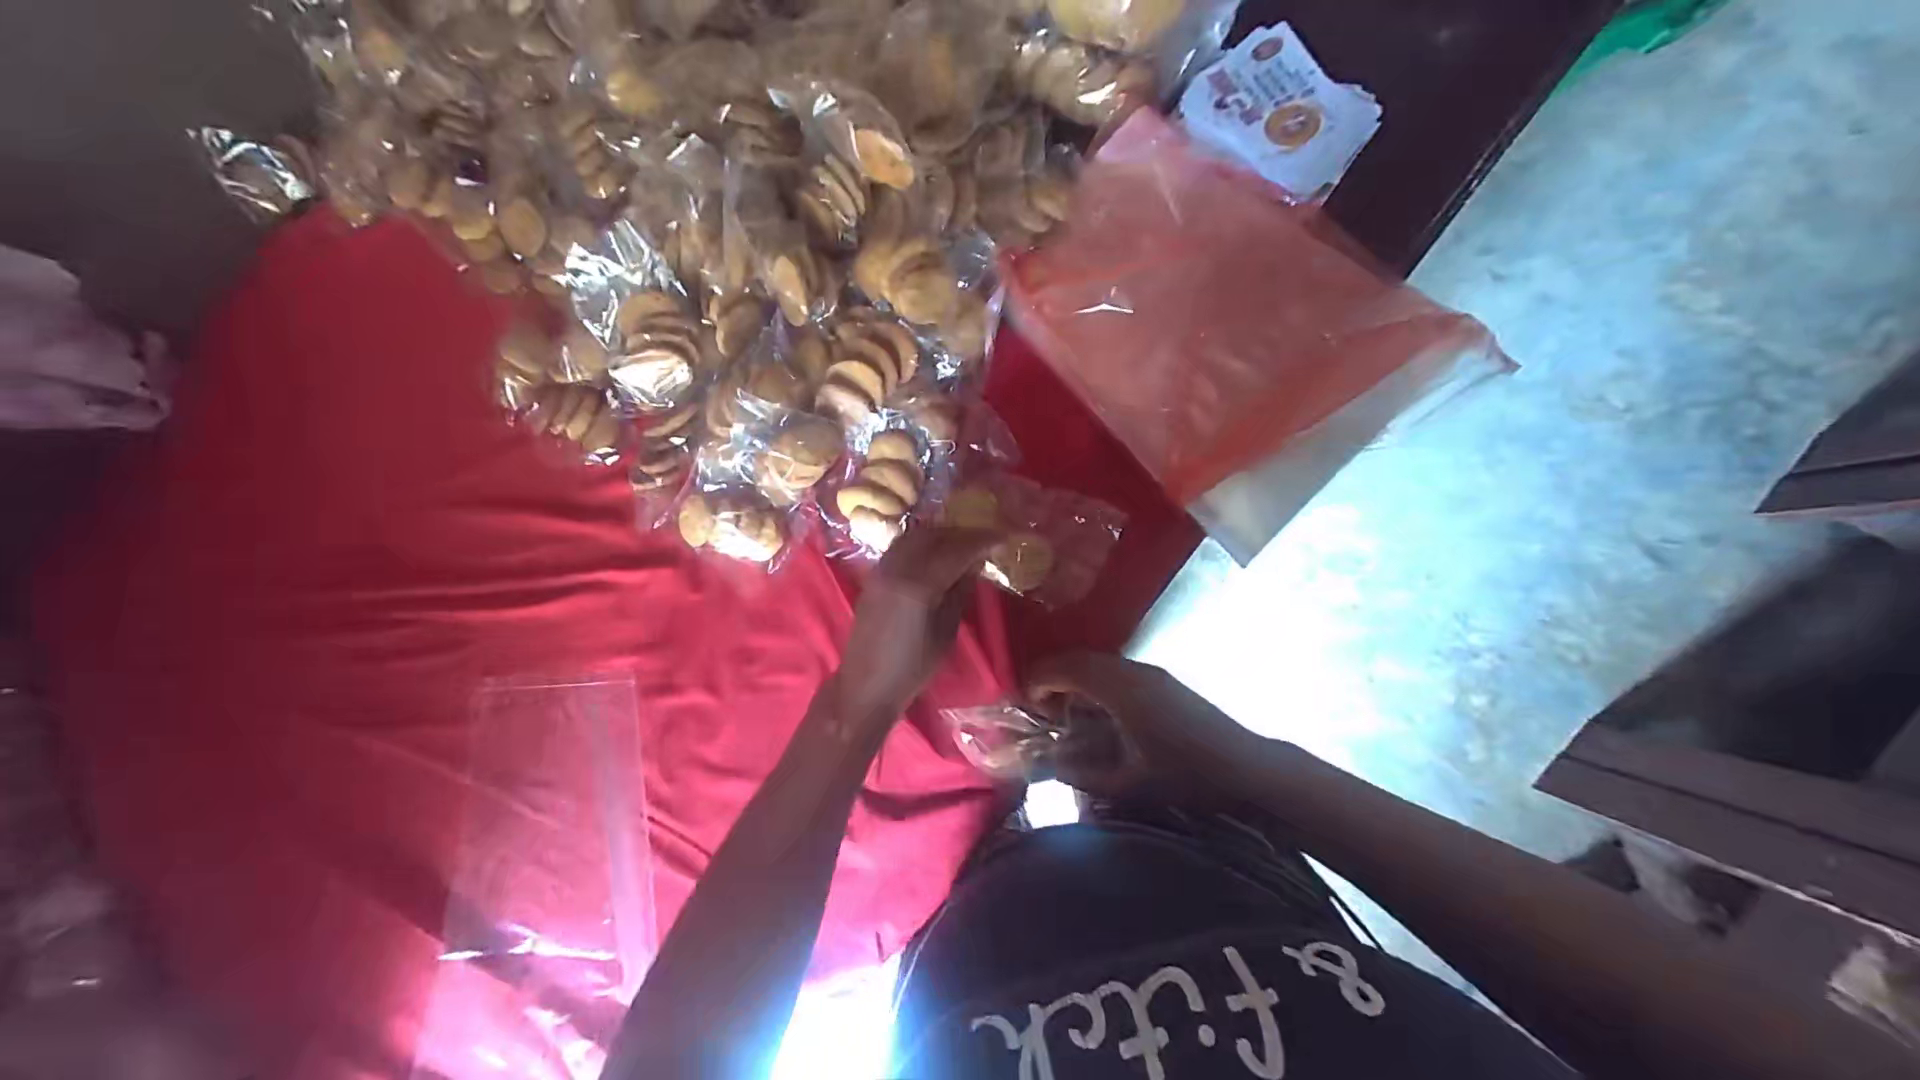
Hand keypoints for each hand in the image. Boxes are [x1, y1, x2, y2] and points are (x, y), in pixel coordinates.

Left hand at [836, 525, 1001, 721]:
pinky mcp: (874, 576)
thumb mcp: (946, 632)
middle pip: (934, 536)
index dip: (982, 540)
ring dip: (941, 534)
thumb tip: (975, 563)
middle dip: (962, 534)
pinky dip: (923, 542)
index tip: (1003, 537)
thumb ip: (959, 591)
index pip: (957, 550)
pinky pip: (901, 546)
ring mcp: (882, 570)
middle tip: (985, 539)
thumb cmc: (912, 668)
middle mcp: (898, 568)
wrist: (866, 686)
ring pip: (915, 536)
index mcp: (919, 585)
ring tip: (963, 543)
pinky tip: (937, 553)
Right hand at [1025, 652, 1258, 803]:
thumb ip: (1079, 773)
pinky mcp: (1162, 680)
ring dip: (1074, 678)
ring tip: (1065, 713)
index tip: (1024, 704)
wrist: (1246, 767)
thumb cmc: (1186, 776)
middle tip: (1039, 709)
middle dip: (1052, 677)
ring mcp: (1150, 672)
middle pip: (1078, 658)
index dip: (1037, 680)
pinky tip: (1098, 713)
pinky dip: (1095, 682)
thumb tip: (1042, 763)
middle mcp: (1132, 671)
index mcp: (1120, 689)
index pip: (1065, 668)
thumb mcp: (1127, 783)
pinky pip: (1115, 669)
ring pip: (1098, 662)